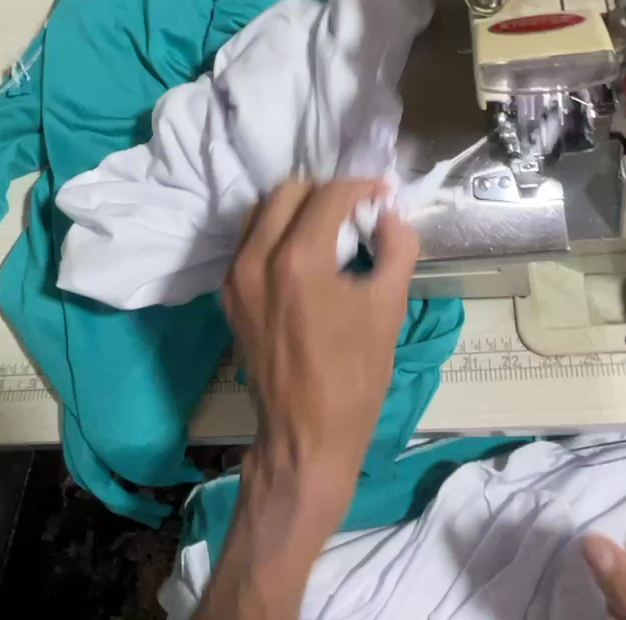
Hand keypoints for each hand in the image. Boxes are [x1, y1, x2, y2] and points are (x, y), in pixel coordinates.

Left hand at [196, 180, 418, 619]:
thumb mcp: (388, 307)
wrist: (305, 436)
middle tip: (356, 212)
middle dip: (326, 193)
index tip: (383, 196)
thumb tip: (390, 215)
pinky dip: (276, 233)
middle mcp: (256, 259)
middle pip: (287, 191)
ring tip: (329, 229)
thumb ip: (397, 248)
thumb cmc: (355, 375)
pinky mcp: (228, 296)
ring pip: (261, 212)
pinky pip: (249, 241)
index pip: (328, 195)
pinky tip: (305, 255)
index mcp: (298, 260)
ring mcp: (235, 278)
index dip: (361, 188)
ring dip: (297, 209)